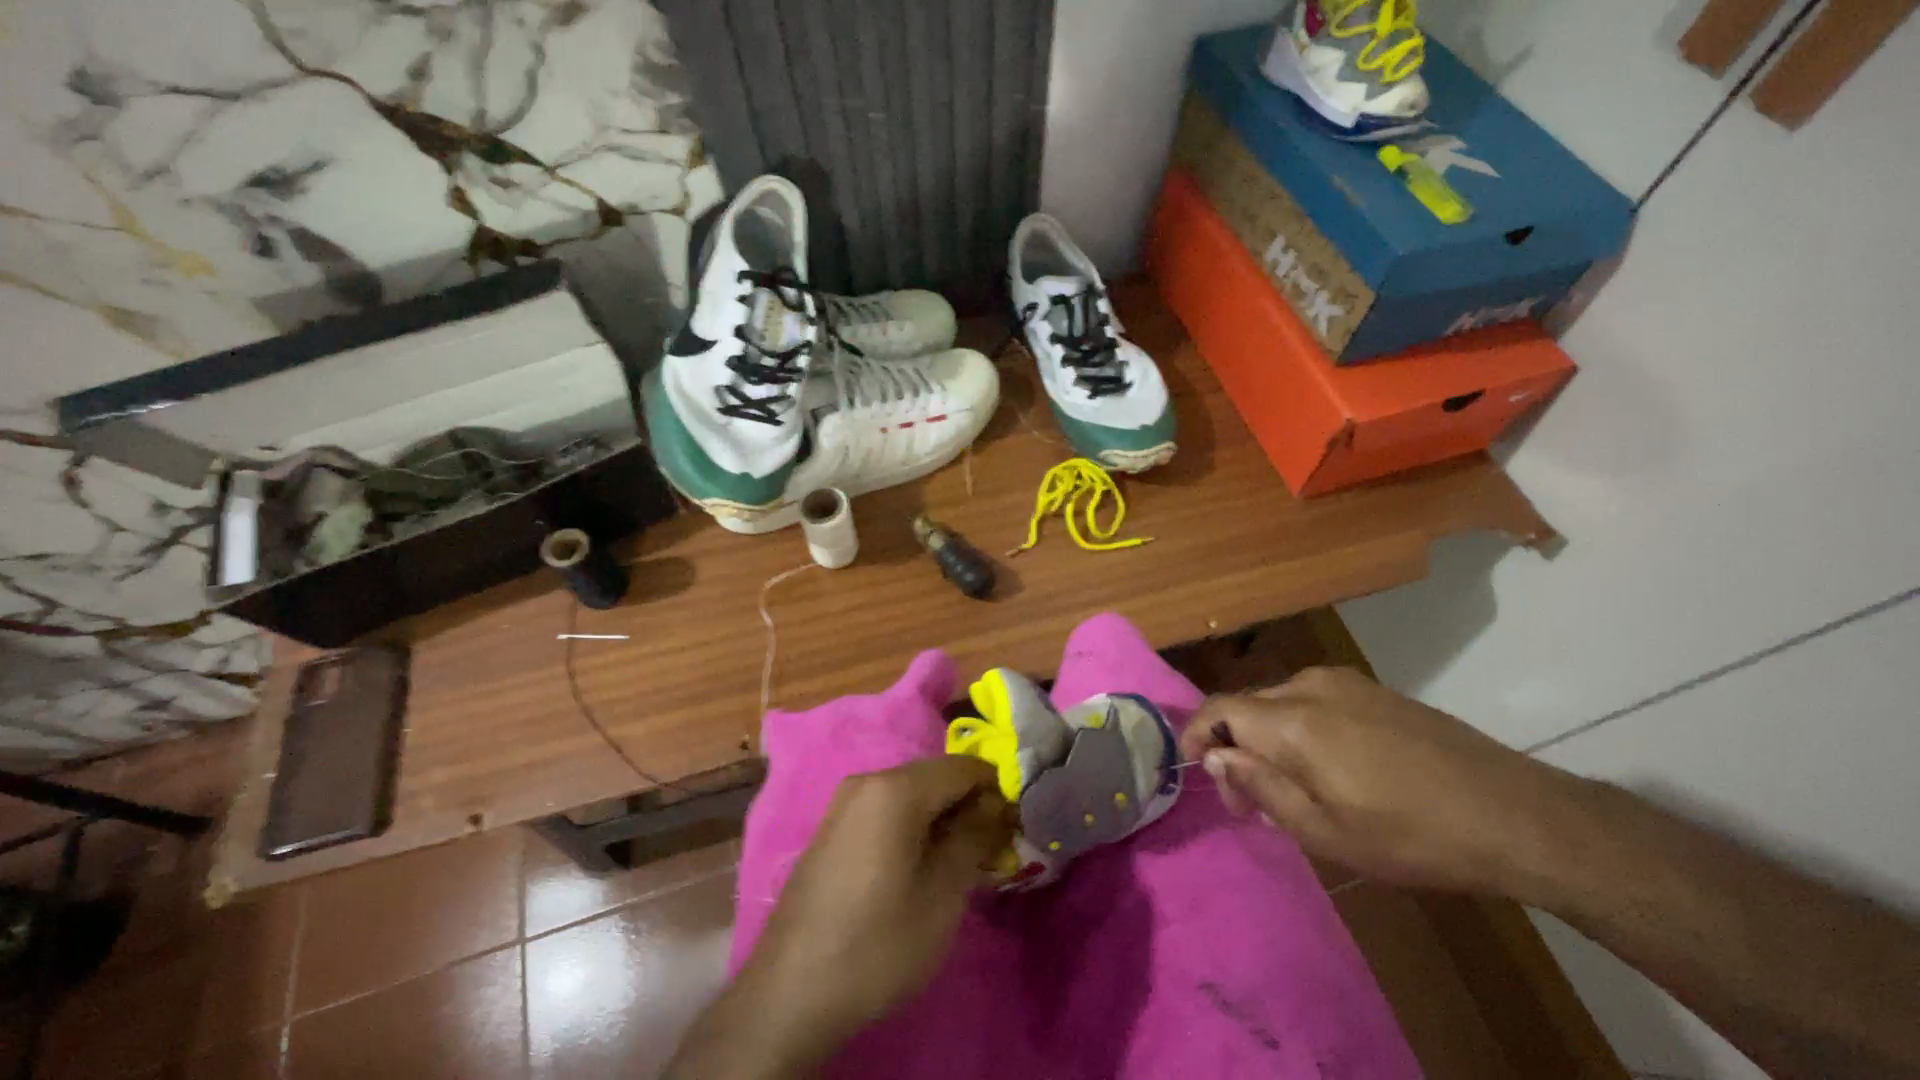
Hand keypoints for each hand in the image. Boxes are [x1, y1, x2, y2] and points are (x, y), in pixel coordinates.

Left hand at [669, 757, 1012, 1078]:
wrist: (791, 993)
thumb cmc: (879, 942)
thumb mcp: (943, 894)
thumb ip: (974, 837)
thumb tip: (995, 804)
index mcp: (895, 788)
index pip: (964, 766)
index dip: (997, 790)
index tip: (1017, 826)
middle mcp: (865, 782)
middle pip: (935, 778)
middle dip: (969, 806)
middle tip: (993, 850)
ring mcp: (842, 805)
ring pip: (910, 797)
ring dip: (942, 820)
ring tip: (962, 864)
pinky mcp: (831, 832)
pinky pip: (885, 814)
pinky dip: (912, 830)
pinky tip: (921, 870)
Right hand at [1180, 666, 1596, 900]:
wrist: (1514, 815)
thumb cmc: (1411, 835)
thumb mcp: (1324, 831)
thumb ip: (1261, 786)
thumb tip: (1216, 755)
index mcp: (1293, 721)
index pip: (1218, 709)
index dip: (1194, 736)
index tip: (1200, 776)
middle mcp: (1313, 687)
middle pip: (1248, 705)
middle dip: (1234, 748)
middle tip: (1251, 804)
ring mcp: (1350, 684)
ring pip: (1282, 703)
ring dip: (1269, 740)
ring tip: (1290, 792)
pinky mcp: (1378, 691)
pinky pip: (1316, 702)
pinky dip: (1301, 731)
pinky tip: (1329, 771)